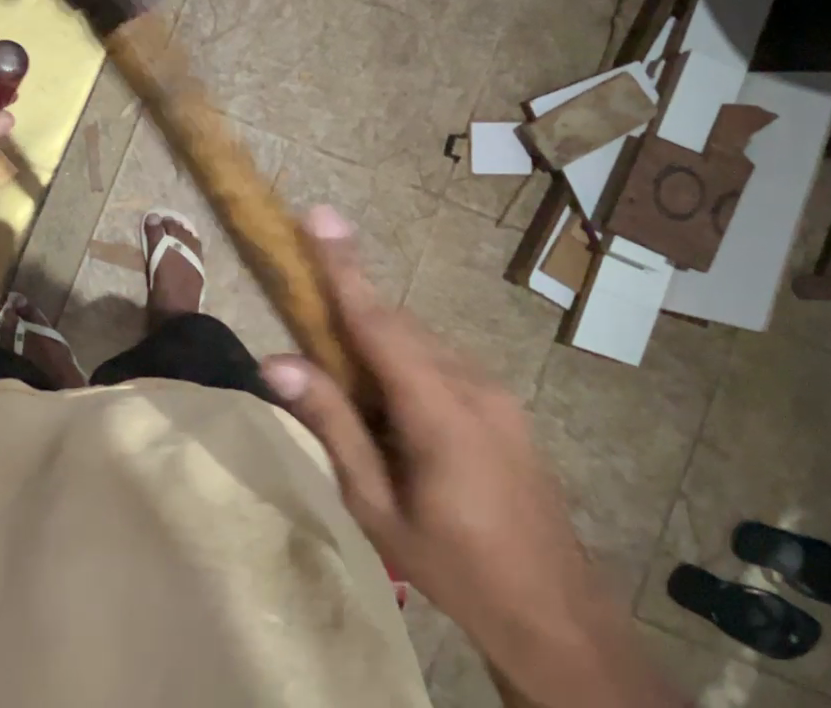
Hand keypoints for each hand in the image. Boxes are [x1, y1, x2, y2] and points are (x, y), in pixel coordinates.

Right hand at [260, 207, 676, 707]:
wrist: (556, 613)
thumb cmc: (453, 565)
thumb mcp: (375, 504)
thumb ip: (331, 425)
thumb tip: (275, 362)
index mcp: (439, 409)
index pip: (376, 321)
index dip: (343, 266)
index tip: (320, 216)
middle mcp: (473, 385)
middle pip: (396, 324)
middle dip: (348, 302)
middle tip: (303, 297)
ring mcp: (497, 395)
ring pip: (420, 343)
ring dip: (374, 339)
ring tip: (340, 374)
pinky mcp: (505, 409)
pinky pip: (441, 364)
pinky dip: (402, 362)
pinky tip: (387, 402)